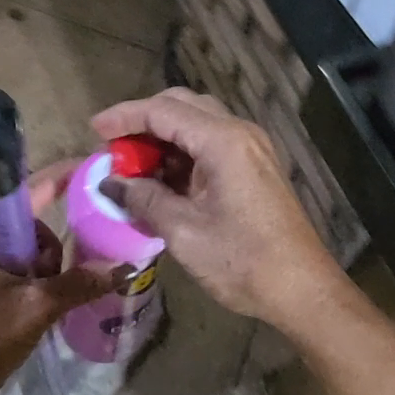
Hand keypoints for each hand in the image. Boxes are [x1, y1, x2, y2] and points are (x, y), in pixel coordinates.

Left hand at [0, 160, 114, 394]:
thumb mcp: (38, 308)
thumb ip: (81, 282)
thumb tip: (124, 266)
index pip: (25, 192)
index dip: (60, 177)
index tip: (92, 165)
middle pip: (30, 225)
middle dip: (49, 253)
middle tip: (49, 285)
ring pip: (26, 249)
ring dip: (43, 273)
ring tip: (38, 305)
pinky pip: (14, 266)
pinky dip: (32, 282)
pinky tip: (34, 307)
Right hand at [91, 88, 337, 324]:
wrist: (302, 289)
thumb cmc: (242, 262)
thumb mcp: (183, 232)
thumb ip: (144, 199)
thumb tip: (111, 182)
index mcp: (223, 141)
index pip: (163, 110)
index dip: (124, 117)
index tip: (93, 130)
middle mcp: (240, 133)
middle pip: (182, 106)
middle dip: (143, 122)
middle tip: (112, 149)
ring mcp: (251, 148)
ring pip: (197, 123)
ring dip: (163, 138)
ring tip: (132, 167)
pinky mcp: (254, 167)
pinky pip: (211, 144)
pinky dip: (182, 153)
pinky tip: (162, 180)